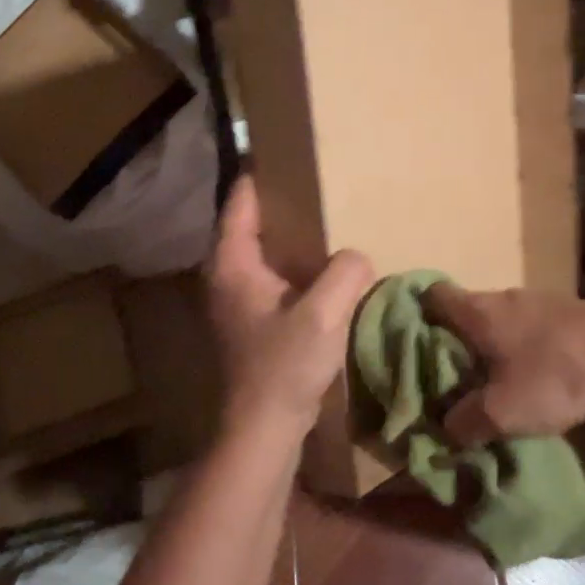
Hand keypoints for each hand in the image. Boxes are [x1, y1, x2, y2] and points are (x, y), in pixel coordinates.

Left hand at [206, 177, 373, 436]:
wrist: (262, 430)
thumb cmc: (284, 368)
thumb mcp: (324, 313)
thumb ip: (346, 273)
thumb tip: (358, 257)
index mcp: (232, 264)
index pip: (241, 202)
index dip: (262, 176)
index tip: (287, 153)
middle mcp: (226, 278)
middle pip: (249, 227)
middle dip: (281, 207)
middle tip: (318, 186)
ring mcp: (236, 304)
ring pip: (262, 258)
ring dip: (290, 243)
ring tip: (329, 225)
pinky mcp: (252, 327)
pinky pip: (273, 284)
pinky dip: (294, 273)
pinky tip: (325, 277)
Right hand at [424, 283, 584, 446]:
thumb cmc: (553, 379)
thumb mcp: (499, 414)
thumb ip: (463, 421)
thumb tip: (448, 427)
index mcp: (479, 311)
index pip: (432, 296)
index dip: (417, 314)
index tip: (412, 341)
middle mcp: (506, 296)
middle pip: (468, 310)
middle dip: (458, 339)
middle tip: (455, 374)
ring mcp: (544, 300)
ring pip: (505, 318)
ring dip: (498, 343)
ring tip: (499, 378)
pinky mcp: (576, 312)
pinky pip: (537, 326)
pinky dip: (530, 346)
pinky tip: (542, 374)